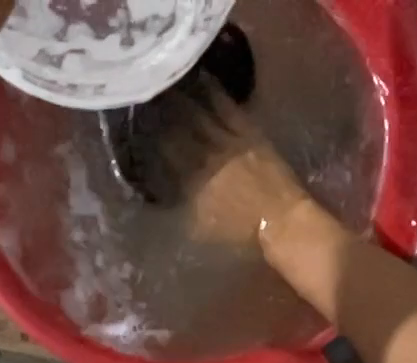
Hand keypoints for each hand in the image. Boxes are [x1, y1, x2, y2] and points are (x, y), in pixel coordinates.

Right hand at [164, 91, 313, 251]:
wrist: (279, 221)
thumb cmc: (239, 232)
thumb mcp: (200, 228)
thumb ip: (179, 209)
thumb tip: (159, 195)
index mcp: (191, 182)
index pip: (164, 154)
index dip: (149, 139)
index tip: (138, 127)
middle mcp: (205, 157)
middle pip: (178, 129)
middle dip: (161, 113)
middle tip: (148, 96)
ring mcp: (227, 140)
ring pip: (199, 114)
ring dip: (183, 98)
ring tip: (168, 83)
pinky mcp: (248, 132)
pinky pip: (227, 108)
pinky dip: (215, 92)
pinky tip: (204, 78)